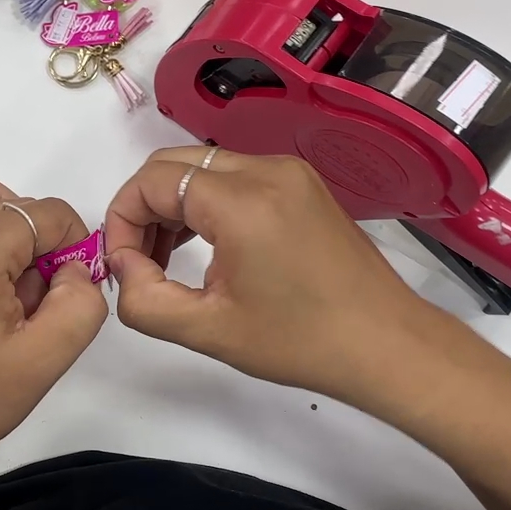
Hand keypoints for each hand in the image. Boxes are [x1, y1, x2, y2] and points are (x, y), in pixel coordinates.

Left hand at [0, 179, 107, 509]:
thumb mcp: (43, 359)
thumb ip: (81, 304)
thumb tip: (76, 270)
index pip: (49, 212)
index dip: (75, 246)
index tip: (69, 294)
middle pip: (19, 206)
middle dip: (42, 246)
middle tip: (35, 305)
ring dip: (13, 239)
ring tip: (11, 296)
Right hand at [103, 147, 431, 403]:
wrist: (389, 346)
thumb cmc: (300, 342)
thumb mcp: (206, 331)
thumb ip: (143, 299)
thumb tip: (121, 264)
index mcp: (243, 202)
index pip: (152, 181)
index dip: (121, 219)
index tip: (123, 264)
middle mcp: (266, 170)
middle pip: (171, 163)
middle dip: (141, 208)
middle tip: (139, 260)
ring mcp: (287, 172)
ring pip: (199, 166)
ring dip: (169, 204)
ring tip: (166, 258)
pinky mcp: (300, 183)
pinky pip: (230, 175)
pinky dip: (201, 202)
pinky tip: (201, 244)